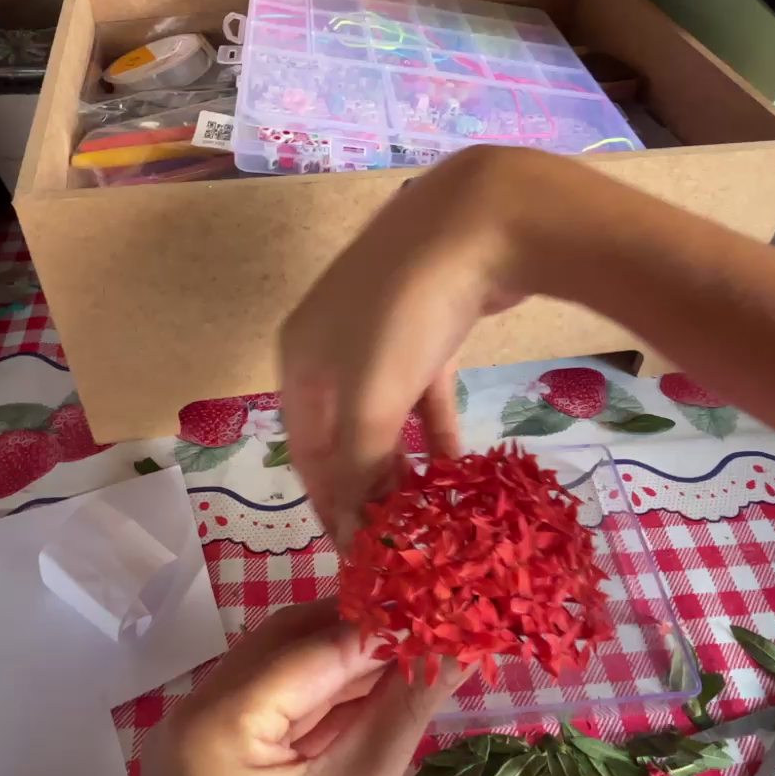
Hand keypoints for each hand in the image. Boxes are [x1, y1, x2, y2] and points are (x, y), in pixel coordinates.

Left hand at [141, 599, 466, 775]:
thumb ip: (403, 712)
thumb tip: (458, 649)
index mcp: (216, 722)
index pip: (312, 649)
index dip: (379, 628)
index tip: (435, 613)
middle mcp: (193, 709)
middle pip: (288, 640)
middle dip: (359, 633)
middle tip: (422, 629)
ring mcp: (196, 730)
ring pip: (280, 664)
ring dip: (343, 659)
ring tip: (405, 656)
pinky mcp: (210, 749)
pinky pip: (271, 699)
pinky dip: (320, 692)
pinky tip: (368, 690)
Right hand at [279, 147, 568, 543]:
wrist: (474, 222)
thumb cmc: (403, 314)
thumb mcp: (369, 398)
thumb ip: (358, 469)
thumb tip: (350, 537)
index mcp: (300, 359)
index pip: (305, 450)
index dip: (328, 502)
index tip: (357, 553)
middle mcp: (332, 345)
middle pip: (346, 432)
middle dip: (370, 483)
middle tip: (398, 535)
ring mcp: (383, 331)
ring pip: (387, 412)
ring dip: (406, 459)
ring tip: (429, 511)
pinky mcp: (430, 325)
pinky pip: (424, 391)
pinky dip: (436, 427)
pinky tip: (457, 465)